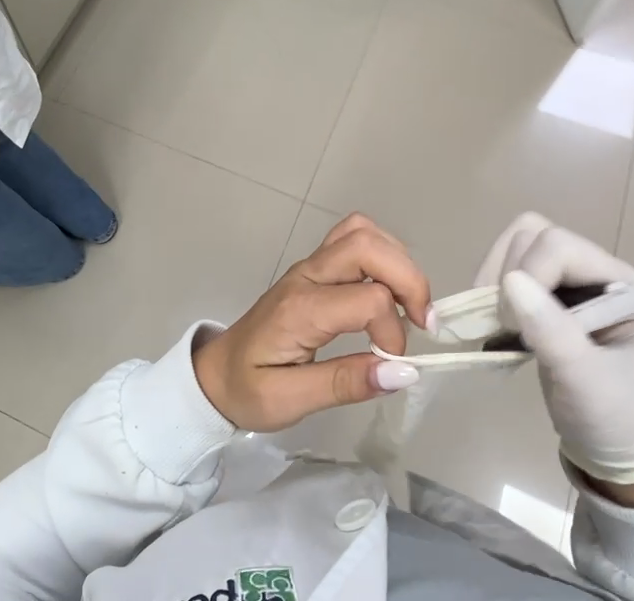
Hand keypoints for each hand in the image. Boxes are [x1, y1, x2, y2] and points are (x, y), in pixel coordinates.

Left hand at [193, 214, 431, 432]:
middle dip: (408, 279)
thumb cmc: (247, 390)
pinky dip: (382, 257)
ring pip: (361, 232)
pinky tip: (389, 293)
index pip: (368, 298)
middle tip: (421, 323)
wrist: (212, 376)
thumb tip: (403, 372)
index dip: (393, 331)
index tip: (393, 364)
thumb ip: (344, 384)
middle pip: (366, 244)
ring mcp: (309, 267)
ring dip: (397, 262)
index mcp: (300, 309)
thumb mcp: (289, 401)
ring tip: (408, 307)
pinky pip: (352, 240)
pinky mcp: (313, 269)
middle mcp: (306, 276)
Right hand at [475, 213, 633, 491]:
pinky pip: (505, 268)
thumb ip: (553, 332)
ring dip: (495, 281)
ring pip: (515, 246)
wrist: (614, 448)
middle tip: (507, 326)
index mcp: (621, 282)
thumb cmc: (613, 416)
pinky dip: (490, 291)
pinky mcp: (544, 295)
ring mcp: (568, 281)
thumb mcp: (587, 381)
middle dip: (508, 276)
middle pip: (533, 235)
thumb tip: (511, 281)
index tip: (519, 326)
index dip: (529, 274)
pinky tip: (495, 327)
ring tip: (500, 327)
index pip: (559, 246)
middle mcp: (594, 271)